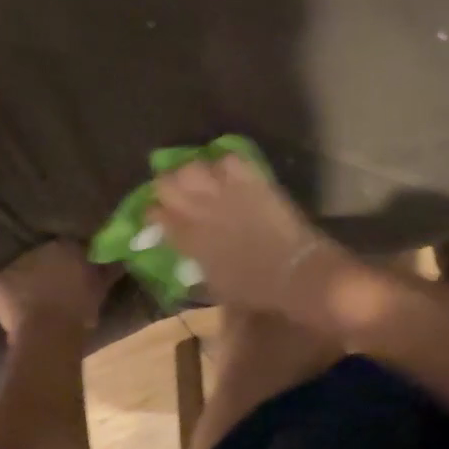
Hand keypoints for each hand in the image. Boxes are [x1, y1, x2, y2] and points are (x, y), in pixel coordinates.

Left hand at [0, 241, 115, 342]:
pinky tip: (19, 309)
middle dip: (49, 268)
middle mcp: (41, 248)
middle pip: (45, 256)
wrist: (48, 333)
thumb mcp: (100, 289)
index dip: (73, 260)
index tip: (76, 273)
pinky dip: (10, 295)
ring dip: (29, 281)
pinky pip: (5, 286)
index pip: (71, 246)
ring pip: (24, 270)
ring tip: (39, 302)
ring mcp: (17, 263)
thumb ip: (107, 270)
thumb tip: (118, 260)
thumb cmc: (80, 310)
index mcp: (68, 245)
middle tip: (57, 288)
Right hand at [149, 155, 354, 320]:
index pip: (155, 215)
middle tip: (176, 191)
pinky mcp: (251, 181)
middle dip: (166, 186)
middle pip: (165, 184)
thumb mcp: (214, 283)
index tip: (158, 215)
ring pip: (191, 166)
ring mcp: (224, 193)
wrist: (294, 272)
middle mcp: (200, 211)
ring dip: (193, 172)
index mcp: (189, 239)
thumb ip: (196, 262)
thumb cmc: (255, 288)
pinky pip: (229, 160)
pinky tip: (230, 173)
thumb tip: (189, 252)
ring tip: (202, 179)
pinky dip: (226, 164)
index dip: (154, 213)